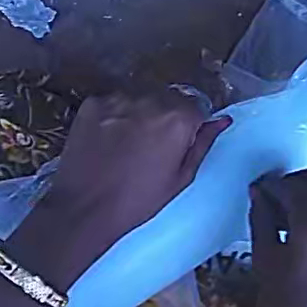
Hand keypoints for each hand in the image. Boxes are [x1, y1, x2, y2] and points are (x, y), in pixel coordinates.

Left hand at [19, 90, 229, 274]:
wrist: (85, 208)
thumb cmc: (139, 200)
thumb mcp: (181, 178)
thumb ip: (203, 144)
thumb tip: (222, 121)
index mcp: (178, 119)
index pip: (196, 107)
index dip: (190, 126)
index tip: (179, 144)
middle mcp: (151, 100)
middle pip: (168, 98)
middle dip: (166, 116)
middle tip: (154, 146)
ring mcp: (118, 98)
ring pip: (141, 98)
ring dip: (141, 112)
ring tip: (129, 143)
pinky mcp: (93, 102)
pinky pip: (114, 102)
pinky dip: (115, 115)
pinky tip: (109, 139)